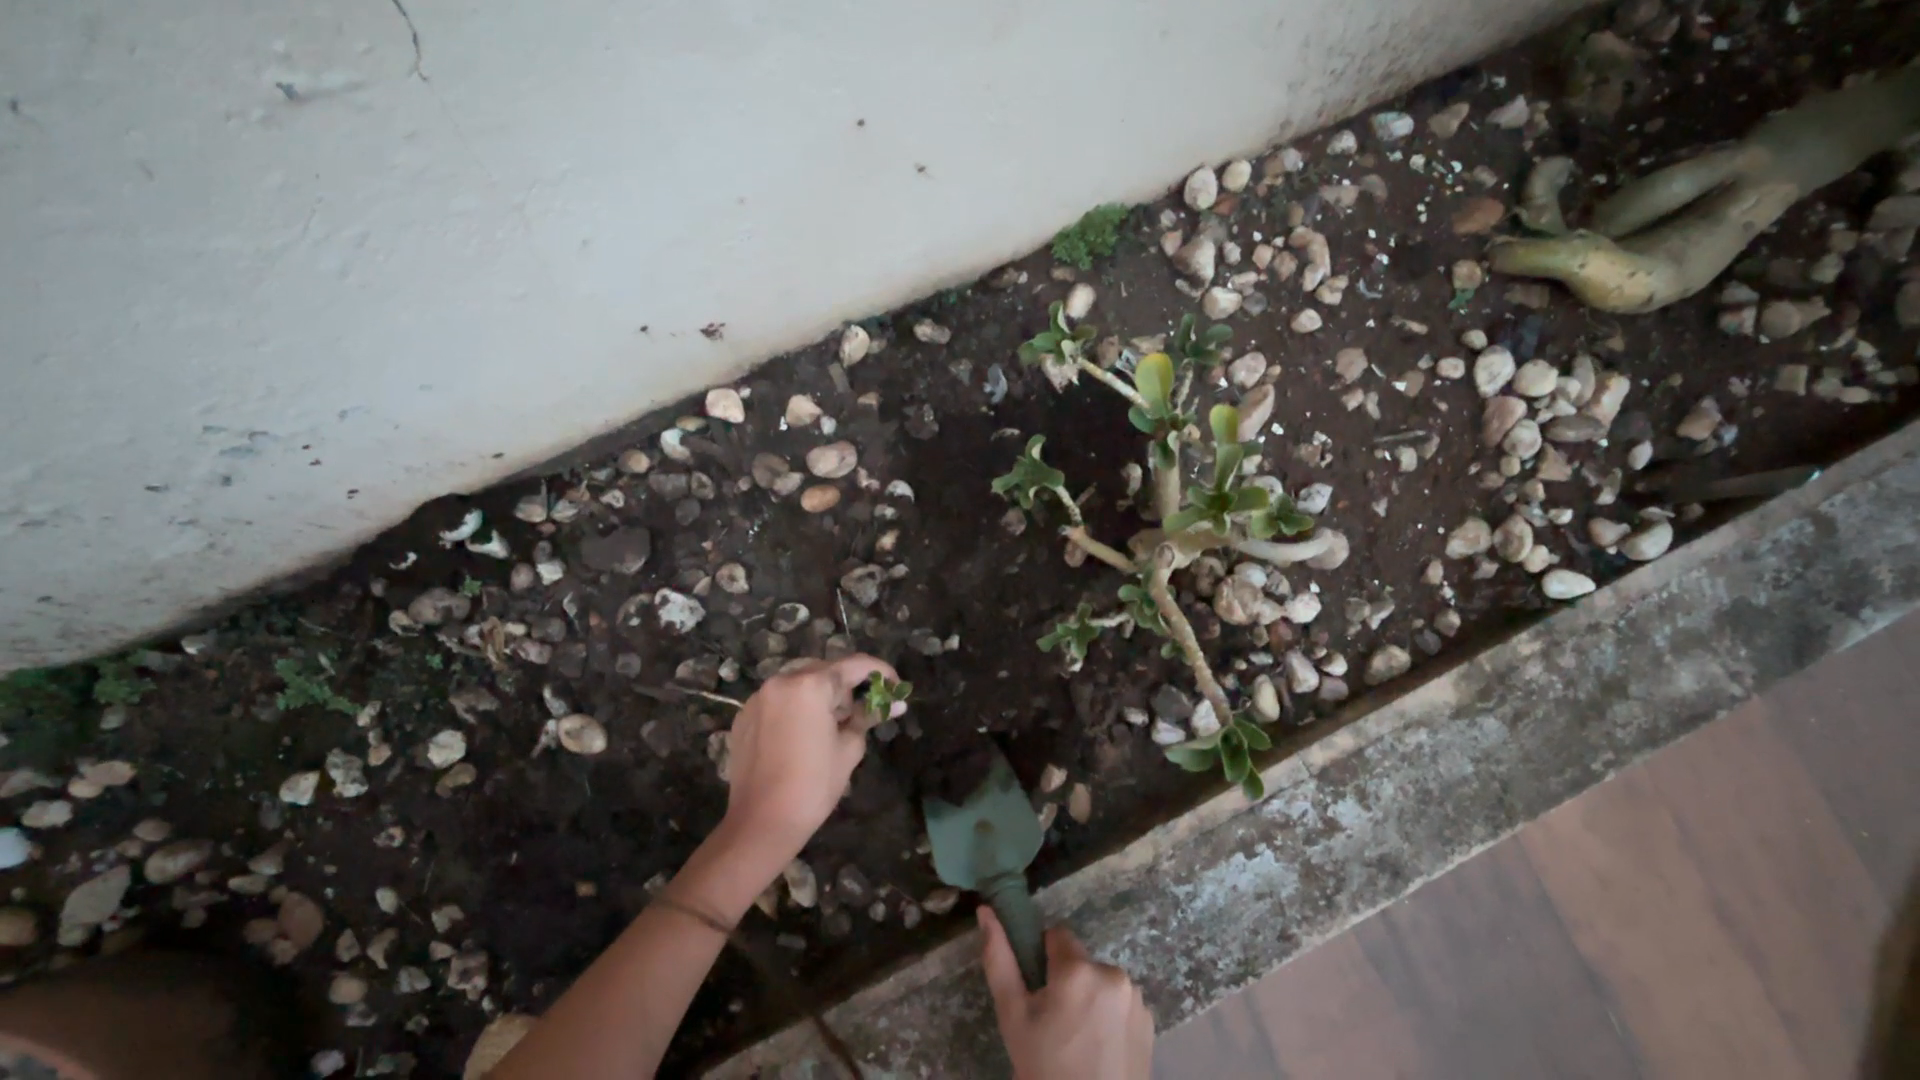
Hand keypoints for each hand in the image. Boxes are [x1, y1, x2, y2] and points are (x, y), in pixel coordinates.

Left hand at [721, 654, 899, 859]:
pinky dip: (797, 707)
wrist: (762, 821)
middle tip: (863, 712)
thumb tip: (895, 703)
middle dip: (848, 686)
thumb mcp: (849, 748)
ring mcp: (759, 697)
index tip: (895, 687)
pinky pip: (779, 699)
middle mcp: (782, 681)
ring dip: (821, 695)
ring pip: (800, 683)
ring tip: (833, 725)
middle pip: (825, 671)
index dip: (880, 672)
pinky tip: (803, 734)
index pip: (855, 665)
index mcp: (811, 685)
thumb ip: (868, 716)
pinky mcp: (745, 715)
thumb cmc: (814, 785)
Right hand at [979, 908, 1154, 1079]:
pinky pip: (1121, 1003)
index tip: (1038, 991)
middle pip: (1080, 961)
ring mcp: (1137, 998)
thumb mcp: (1013, 1017)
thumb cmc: (1044, 1068)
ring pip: (1101, 981)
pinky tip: (1100, 1048)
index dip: (1043, 959)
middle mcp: (1114, 974)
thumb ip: (998, 958)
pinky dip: (1110, 1016)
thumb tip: (985, 911)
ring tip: (1077, 1039)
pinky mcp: (1151, 1021)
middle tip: (1054, 1023)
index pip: (1057, 935)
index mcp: (1078, 969)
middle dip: (1066, 982)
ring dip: (1089, 998)